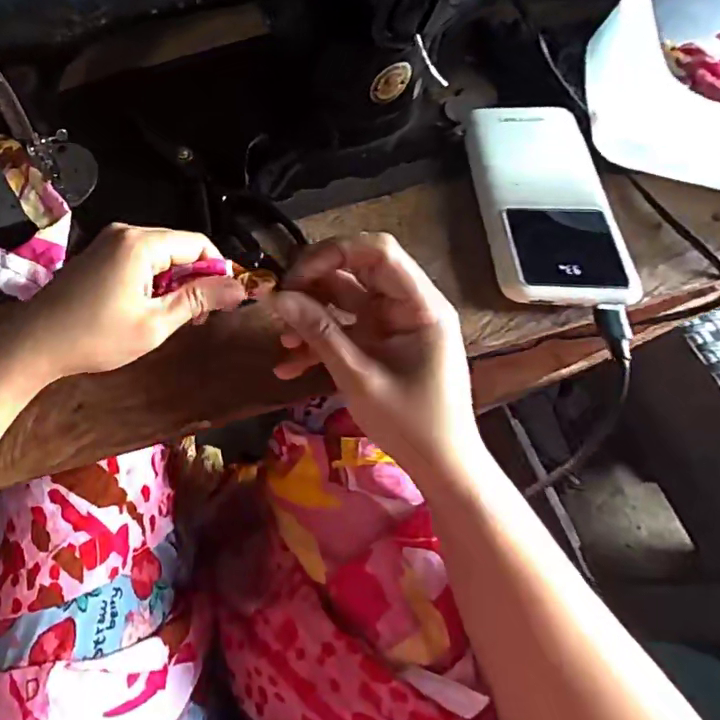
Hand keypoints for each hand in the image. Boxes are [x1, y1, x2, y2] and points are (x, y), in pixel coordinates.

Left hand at [0, 224, 248, 383]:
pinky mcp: (97, 254)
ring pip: (160, 255)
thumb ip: (198, 300)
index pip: (198, 243)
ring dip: (172, 283)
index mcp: (140, 243)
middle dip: (194, 279)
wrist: (34, 342)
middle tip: (194, 318)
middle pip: (179, 246)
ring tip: (168, 318)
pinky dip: (150, 281)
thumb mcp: (154, 324)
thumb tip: (238, 287)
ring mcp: (108, 241)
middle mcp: (124, 233)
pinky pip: (138, 259)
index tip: (223, 303)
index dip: (217, 272)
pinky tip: (144, 309)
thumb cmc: (94, 336)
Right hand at [266, 232, 483, 476]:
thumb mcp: (358, 377)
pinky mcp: (378, 341)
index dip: (333, 253)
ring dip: (309, 314)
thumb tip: (277, 297)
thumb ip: (319, 332)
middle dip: (312, 284)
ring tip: (282, 341)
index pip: (378, 252)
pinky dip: (316, 340)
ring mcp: (391, 323)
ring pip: (342, 298)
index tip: (296, 276)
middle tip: (281, 303)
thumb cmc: (412, 423)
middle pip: (354, 269)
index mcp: (419, 305)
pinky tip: (289, 366)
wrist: (442, 468)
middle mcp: (406, 305)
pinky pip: (342, 326)